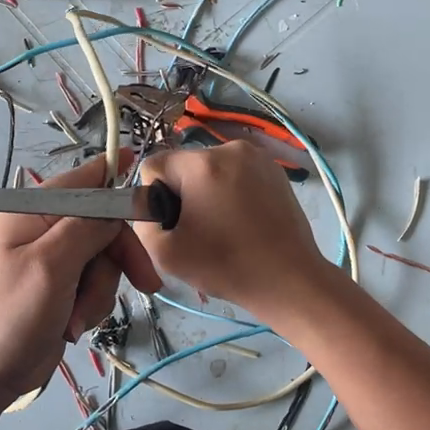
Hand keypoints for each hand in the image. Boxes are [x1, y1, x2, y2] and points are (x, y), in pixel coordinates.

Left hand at [0, 152, 161, 404]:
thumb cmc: (8, 317)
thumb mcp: (49, 266)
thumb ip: (86, 229)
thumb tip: (115, 203)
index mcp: (30, 213)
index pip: (82, 180)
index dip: (114, 174)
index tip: (146, 178)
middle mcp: (42, 231)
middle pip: (102, 226)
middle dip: (119, 258)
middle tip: (147, 284)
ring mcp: (51, 263)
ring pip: (103, 261)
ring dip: (99, 292)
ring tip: (75, 318)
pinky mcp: (60, 291)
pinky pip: (94, 286)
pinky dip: (90, 306)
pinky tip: (71, 326)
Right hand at [133, 141, 331, 317]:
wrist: (288, 280)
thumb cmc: (226, 267)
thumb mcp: (165, 252)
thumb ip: (141, 220)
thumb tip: (146, 201)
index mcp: (202, 163)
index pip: (154, 165)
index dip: (155, 197)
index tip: (175, 224)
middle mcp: (230, 148)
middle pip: (184, 165)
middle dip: (183, 193)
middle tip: (199, 231)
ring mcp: (257, 156)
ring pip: (210, 170)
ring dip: (206, 193)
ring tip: (222, 228)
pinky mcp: (274, 170)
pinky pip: (235, 173)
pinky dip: (231, 192)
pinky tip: (242, 221)